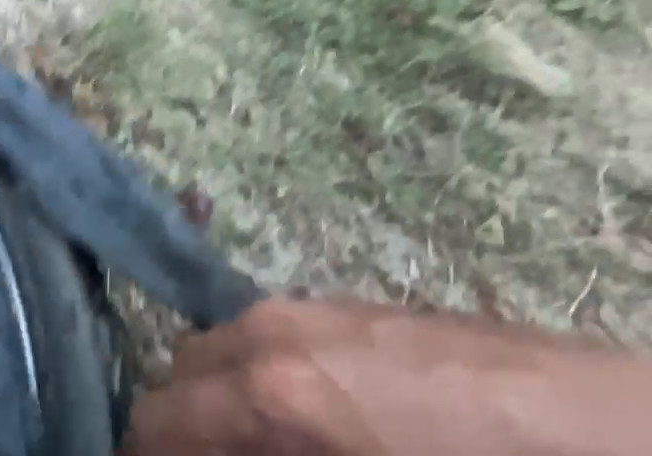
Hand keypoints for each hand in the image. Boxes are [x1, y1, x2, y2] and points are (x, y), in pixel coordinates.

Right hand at [120, 296, 651, 455]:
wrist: (610, 431)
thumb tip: (204, 453)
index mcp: (266, 393)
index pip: (154, 417)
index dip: (141, 452)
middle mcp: (263, 333)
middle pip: (174, 371)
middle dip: (180, 422)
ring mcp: (300, 308)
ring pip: (216, 347)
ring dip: (219, 394)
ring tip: (266, 440)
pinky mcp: (341, 304)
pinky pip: (262, 336)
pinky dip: (259, 373)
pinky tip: (317, 415)